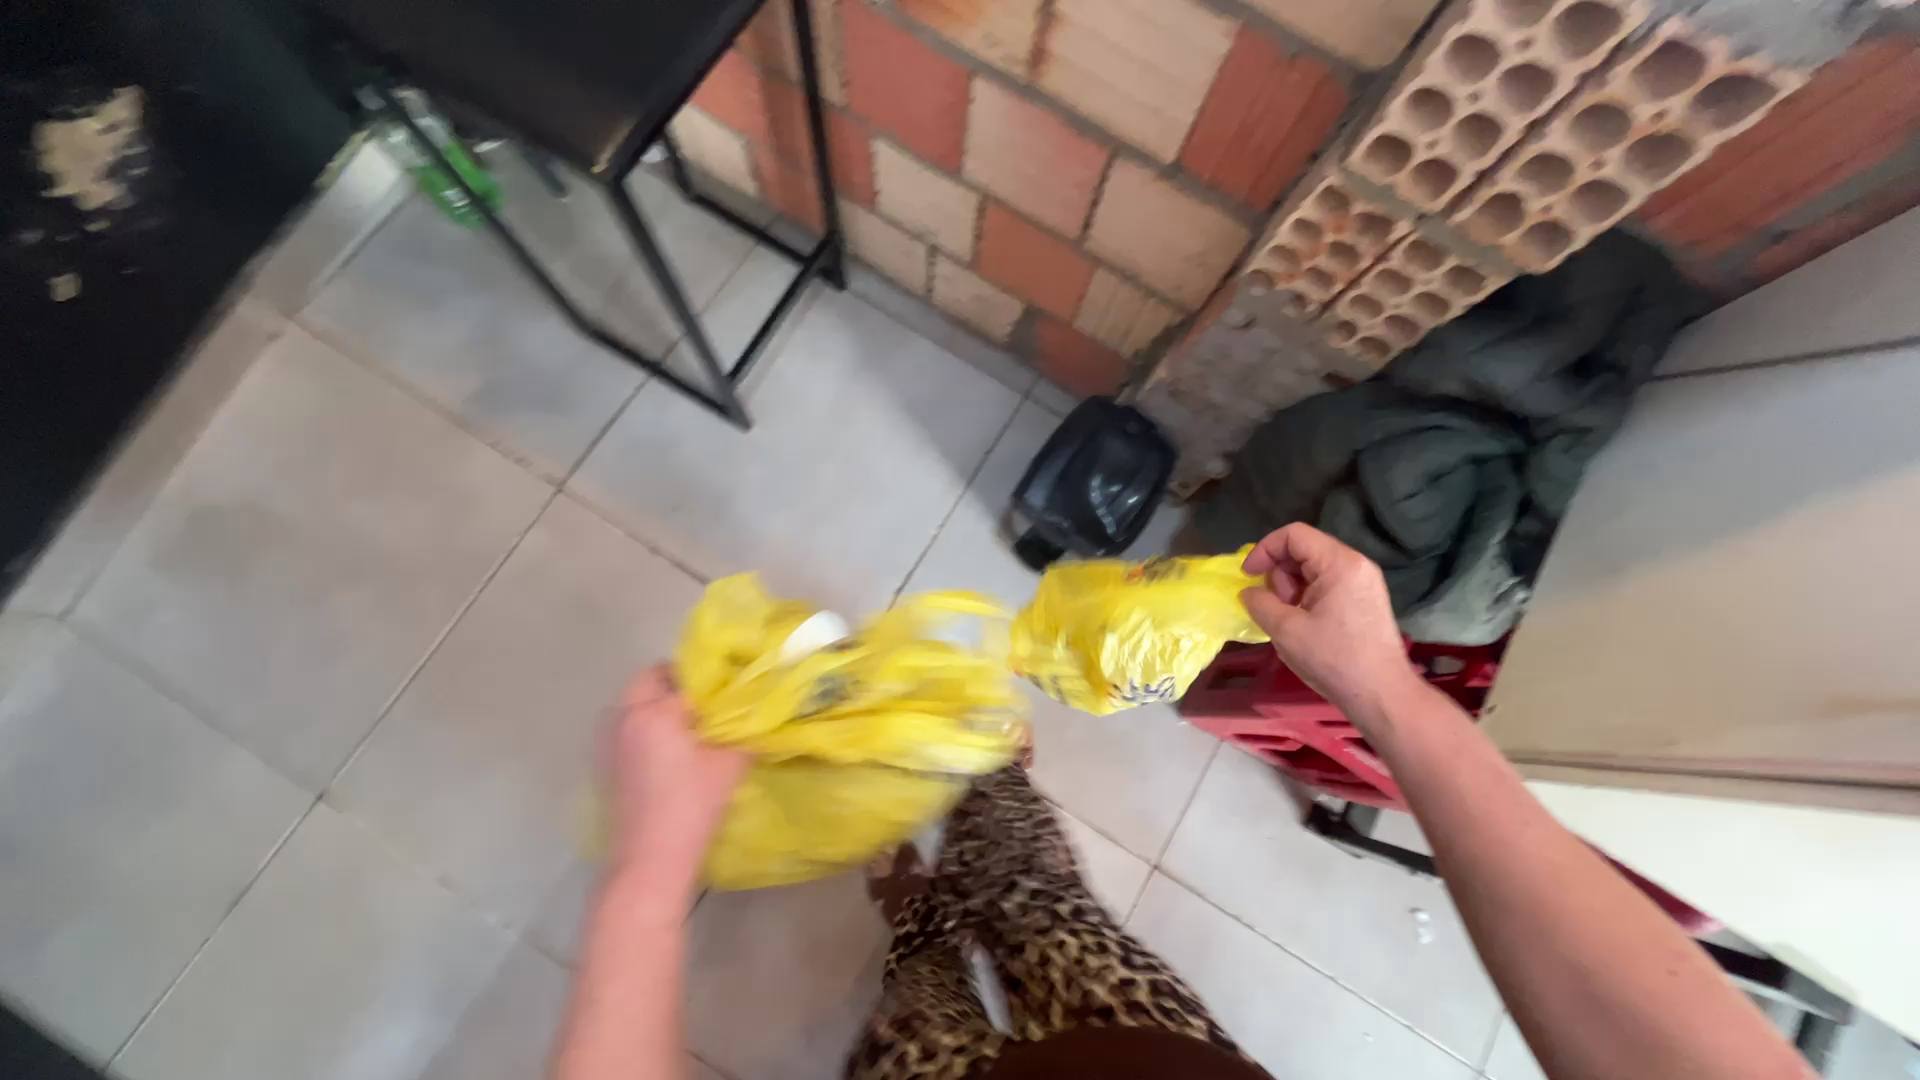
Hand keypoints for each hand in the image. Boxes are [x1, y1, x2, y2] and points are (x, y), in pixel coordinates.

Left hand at [609, 666, 749, 882]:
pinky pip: (624, 726)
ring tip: (686, 722)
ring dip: (655, 701)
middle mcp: (625, 717)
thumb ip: (743, 731)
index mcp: (655, 712)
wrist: (651, 859)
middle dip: (676, 682)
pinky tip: (667, 748)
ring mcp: (610, 741)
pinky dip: (643, 724)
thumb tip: (755, 715)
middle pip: (648, 680)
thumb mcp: (730, 763)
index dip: (710, 682)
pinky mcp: (605, 763)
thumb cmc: (693, 806)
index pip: (686, 679)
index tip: (728, 690)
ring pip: (632, 702)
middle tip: (705, 700)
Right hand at [1240, 524, 1419, 722]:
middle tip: (1276, 606)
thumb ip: (1260, 602)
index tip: (1249, 576)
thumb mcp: (1286, 629)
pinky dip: (1306, 597)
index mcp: (1340, 563)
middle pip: (1303, 549)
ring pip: (1312, 569)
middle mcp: (1355, 565)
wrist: (1381, 694)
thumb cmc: (1334, 659)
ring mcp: (1363, 582)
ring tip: (1291, 620)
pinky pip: (1325, 584)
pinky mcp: (1364, 600)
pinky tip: (1304, 624)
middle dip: (1279, 574)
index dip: (1264, 550)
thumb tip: (1249, 592)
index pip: (1293, 534)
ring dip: (1291, 588)